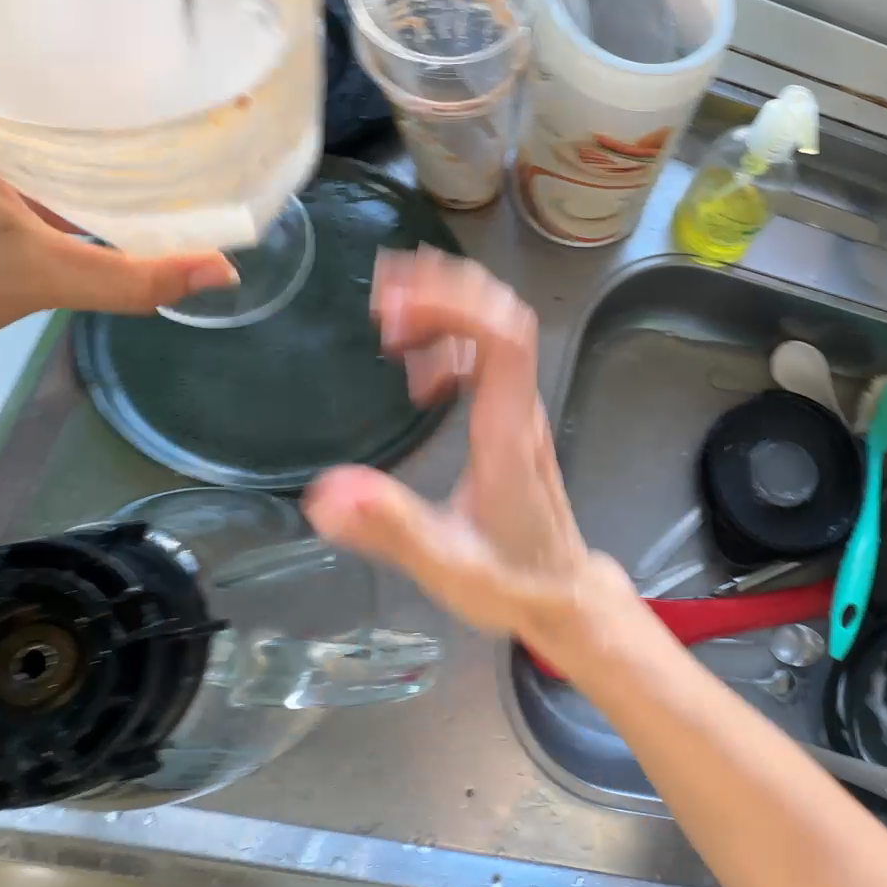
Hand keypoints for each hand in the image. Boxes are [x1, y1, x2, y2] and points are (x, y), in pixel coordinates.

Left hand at [0, 88, 235, 360]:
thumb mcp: (39, 278)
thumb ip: (134, 277)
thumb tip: (223, 273)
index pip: (42, 66)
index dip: (110, 75)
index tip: (172, 84)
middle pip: (42, 101)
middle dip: (108, 116)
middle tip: (180, 122)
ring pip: (29, 135)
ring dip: (83, 151)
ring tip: (157, 153)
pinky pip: (15, 162)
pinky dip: (57, 177)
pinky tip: (103, 192)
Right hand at [302, 248, 630, 645]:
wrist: (562, 594)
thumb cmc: (509, 580)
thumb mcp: (448, 564)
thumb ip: (392, 529)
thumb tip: (324, 493)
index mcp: (508, 432)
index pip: (503, 339)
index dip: (456, 306)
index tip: (395, 310)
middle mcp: (521, 409)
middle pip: (503, 318)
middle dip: (446, 292)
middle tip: (383, 296)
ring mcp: (520, 411)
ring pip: (499, 332)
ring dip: (448, 310)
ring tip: (389, 321)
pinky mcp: (512, 421)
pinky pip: (490, 359)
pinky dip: (452, 344)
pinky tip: (416, 372)